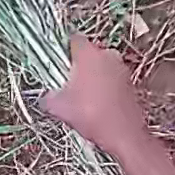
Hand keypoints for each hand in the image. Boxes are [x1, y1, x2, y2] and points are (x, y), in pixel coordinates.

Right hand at [43, 34, 148, 155]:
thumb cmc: (91, 114)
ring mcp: (122, 69)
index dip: (63, 50)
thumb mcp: (59, 107)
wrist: (123, 134)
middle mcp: (107, 55)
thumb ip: (48, 97)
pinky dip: (105, 87)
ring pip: (102, 67)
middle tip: (68, 85)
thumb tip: (44, 98)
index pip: (74, 40)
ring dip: (92, 77)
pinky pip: (113, 79)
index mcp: (89, 54)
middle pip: (88, 54)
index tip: (58, 64)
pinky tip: (98, 105)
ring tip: (83, 98)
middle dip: (78, 66)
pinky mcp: (131, 83)